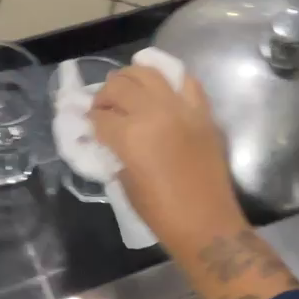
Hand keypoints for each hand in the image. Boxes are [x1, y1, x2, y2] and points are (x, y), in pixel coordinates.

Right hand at [90, 66, 247, 248]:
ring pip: (149, 73)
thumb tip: (112, 143)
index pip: (100, 117)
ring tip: (128, 90)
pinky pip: (186, 81)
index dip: (91, 122)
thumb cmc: (163, 216)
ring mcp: (182, 109)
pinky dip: (170, 80)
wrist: (207, 226)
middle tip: (103, 108)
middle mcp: (154, 113)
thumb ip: (117, 157)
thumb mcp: (128, 187)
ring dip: (131, 78)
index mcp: (130, 137)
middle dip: (105, 96)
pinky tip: (161, 89)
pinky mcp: (203, 113)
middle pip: (120, 86)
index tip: (91, 127)